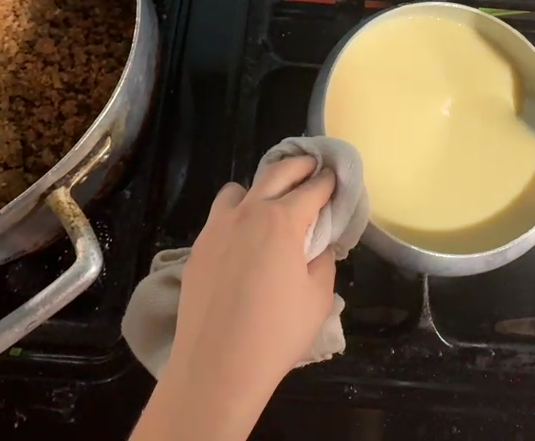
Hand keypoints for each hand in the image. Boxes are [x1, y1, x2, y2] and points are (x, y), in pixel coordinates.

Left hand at [164, 156, 336, 426]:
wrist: (216, 368)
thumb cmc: (276, 335)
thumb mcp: (318, 298)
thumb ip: (324, 261)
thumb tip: (320, 245)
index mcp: (283, 220)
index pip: (312, 189)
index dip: (328, 181)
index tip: (336, 178)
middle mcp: (249, 211)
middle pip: (277, 173)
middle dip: (299, 166)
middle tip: (312, 166)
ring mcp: (218, 226)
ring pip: (240, 188)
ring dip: (260, 187)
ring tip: (271, 203)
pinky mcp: (198, 246)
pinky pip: (220, 215)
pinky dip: (235, 214)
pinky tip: (243, 238)